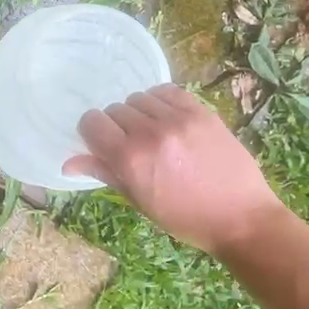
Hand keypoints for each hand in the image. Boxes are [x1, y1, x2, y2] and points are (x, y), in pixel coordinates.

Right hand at [65, 85, 287, 253]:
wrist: (241, 217)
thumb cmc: (184, 218)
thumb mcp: (138, 200)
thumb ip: (103, 173)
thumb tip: (67, 164)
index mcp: (129, 159)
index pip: (91, 123)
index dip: (93, 133)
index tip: (103, 144)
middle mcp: (149, 134)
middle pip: (114, 110)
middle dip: (117, 126)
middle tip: (134, 146)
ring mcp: (177, 120)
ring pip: (138, 98)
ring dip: (139, 113)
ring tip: (155, 133)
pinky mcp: (201, 112)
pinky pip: (167, 91)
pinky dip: (161, 101)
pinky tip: (169, 119)